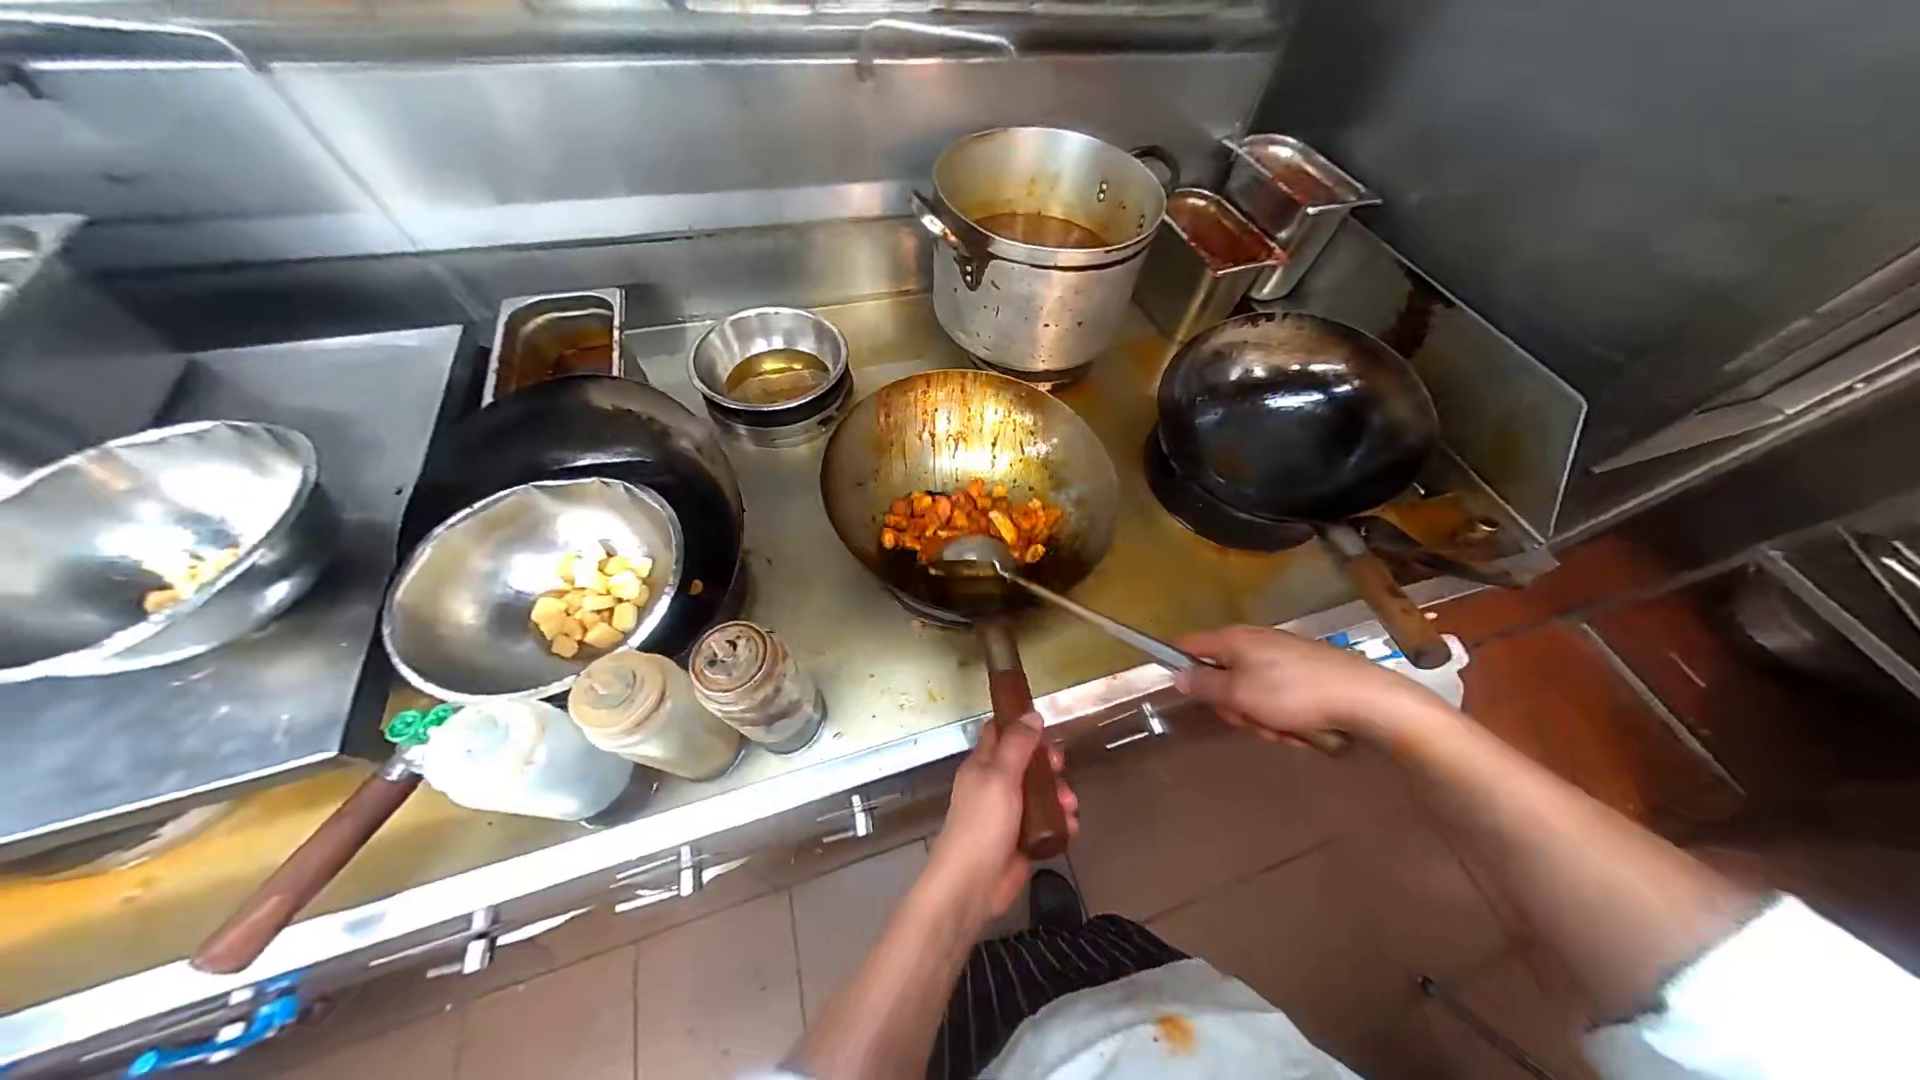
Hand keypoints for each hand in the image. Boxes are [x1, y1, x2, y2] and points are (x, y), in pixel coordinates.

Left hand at [927, 716, 1077, 921]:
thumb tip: (1032, 715)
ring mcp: (1009, 813)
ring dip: (1060, 794)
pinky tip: (1070, 826)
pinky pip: (1047, 821)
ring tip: (1069, 805)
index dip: (1020, 725)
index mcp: (982, 765)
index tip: (1044, 725)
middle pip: (1026, 762)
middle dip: (1048, 763)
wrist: (974, 884)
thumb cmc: (982, 824)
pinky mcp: (1023, 839)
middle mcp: (994, 785)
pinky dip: (1061, 821)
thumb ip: (1017, 744)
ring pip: (1041, 792)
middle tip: (1060, 767)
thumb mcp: (1000, 776)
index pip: (999, 733)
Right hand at [1174, 624, 1434, 743]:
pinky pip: (1277, 696)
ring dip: (1260, 717)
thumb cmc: (1293, 693)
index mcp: (1233, 640)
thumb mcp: (1238, 694)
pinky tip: (1300, 729)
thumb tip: (1177, 674)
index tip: (1189, 693)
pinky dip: (1283, 715)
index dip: (1180, 666)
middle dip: (1233, 705)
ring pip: (1250, 692)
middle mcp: (1254, 641)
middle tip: (1249, 719)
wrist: (1364, 698)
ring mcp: (1281, 656)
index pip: (1188, 644)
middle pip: (1221, 675)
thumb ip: (1203, 684)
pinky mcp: (1305, 672)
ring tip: (1282, 730)